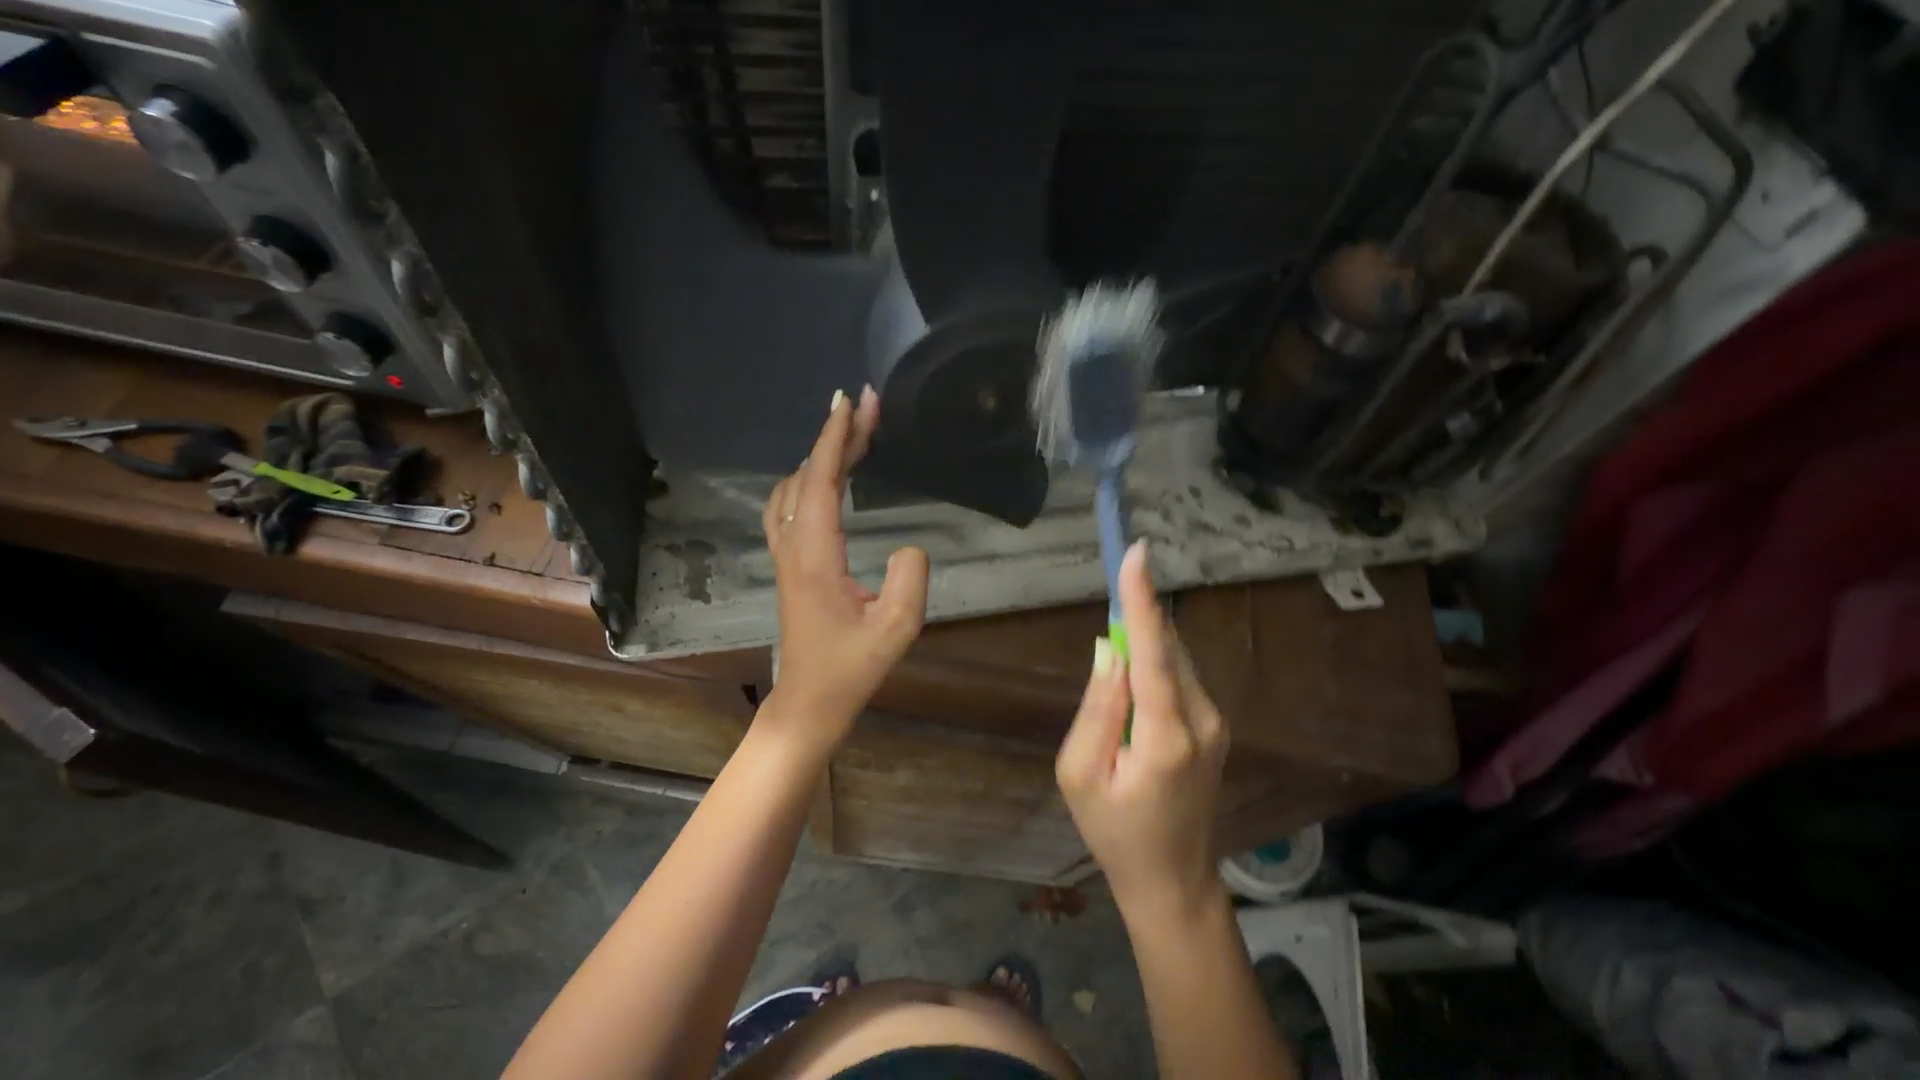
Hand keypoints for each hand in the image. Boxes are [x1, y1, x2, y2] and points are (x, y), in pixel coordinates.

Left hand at [760, 386, 928, 749]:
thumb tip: (909, 546)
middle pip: (807, 476)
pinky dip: (806, 478)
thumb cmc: (851, 668)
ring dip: (820, 456)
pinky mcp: (787, 565)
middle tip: (866, 404)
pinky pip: (787, 506)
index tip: (851, 401)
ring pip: (792, 489)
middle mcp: (793, 546)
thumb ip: (909, 580)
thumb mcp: (896, 629)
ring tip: (852, 435)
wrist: (810, 700)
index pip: (822, 481)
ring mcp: (784, 555)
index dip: (836, 438)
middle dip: (835, 436)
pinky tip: (823, 478)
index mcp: (815, 556)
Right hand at [1056, 540, 1228, 920]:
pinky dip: (1157, 666)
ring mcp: (1217, 724)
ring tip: (1122, 657)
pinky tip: (1134, 687)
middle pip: (1169, 648)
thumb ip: (1097, 707)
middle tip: (1115, 591)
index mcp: (1166, 736)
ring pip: (1178, 660)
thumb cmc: (1114, 831)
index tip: (1138, 553)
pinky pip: (1183, 679)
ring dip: (1147, 644)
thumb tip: (1110, 649)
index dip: (1143, 600)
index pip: (1154, 653)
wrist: (1171, 877)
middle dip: (1140, 619)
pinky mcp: (1217, 728)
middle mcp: (1203, 721)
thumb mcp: (1079, 773)